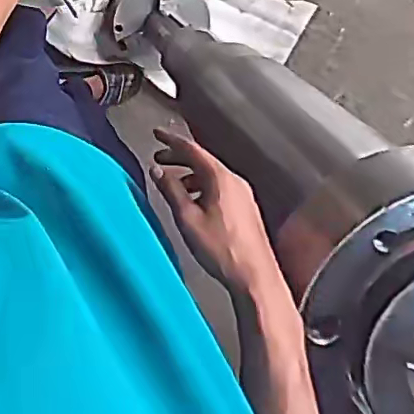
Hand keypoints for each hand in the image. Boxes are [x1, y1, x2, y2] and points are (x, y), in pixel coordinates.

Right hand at [152, 127, 283, 294]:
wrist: (255, 279)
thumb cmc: (223, 250)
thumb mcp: (187, 218)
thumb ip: (170, 190)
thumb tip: (158, 171)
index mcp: (220, 178)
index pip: (191, 149)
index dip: (171, 140)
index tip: (157, 134)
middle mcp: (234, 181)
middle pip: (201, 160)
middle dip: (177, 156)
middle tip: (159, 157)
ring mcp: (242, 195)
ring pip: (210, 174)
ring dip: (188, 173)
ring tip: (171, 181)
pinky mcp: (245, 208)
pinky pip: (219, 186)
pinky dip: (201, 185)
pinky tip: (191, 200)